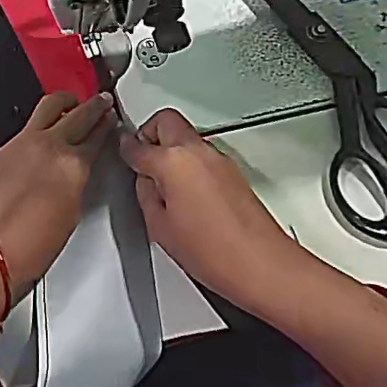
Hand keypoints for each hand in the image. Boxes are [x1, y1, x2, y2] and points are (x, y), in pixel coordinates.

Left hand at [0, 91, 115, 301]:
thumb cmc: (28, 245)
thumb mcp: (72, 214)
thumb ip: (77, 183)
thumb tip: (76, 173)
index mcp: (74, 166)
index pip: (98, 137)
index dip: (106, 127)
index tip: (110, 121)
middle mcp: (51, 147)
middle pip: (79, 114)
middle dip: (94, 106)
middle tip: (102, 102)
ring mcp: (26, 142)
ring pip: (51, 106)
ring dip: (67, 101)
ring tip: (74, 100)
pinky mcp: (6, 146)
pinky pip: (30, 122)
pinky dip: (43, 116)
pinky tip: (46, 121)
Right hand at [119, 108, 303, 309]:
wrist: (262, 266)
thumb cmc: (217, 252)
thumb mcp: (159, 226)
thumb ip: (145, 194)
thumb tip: (146, 183)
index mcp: (173, 161)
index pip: (138, 144)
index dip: (126, 148)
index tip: (124, 150)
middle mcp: (198, 152)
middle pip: (166, 120)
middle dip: (149, 132)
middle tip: (141, 153)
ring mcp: (219, 159)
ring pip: (186, 135)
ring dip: (171, 147)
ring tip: (165, 180)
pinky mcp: (233, 171)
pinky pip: (203, 154)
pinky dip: (190, 163)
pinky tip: (186, 191)